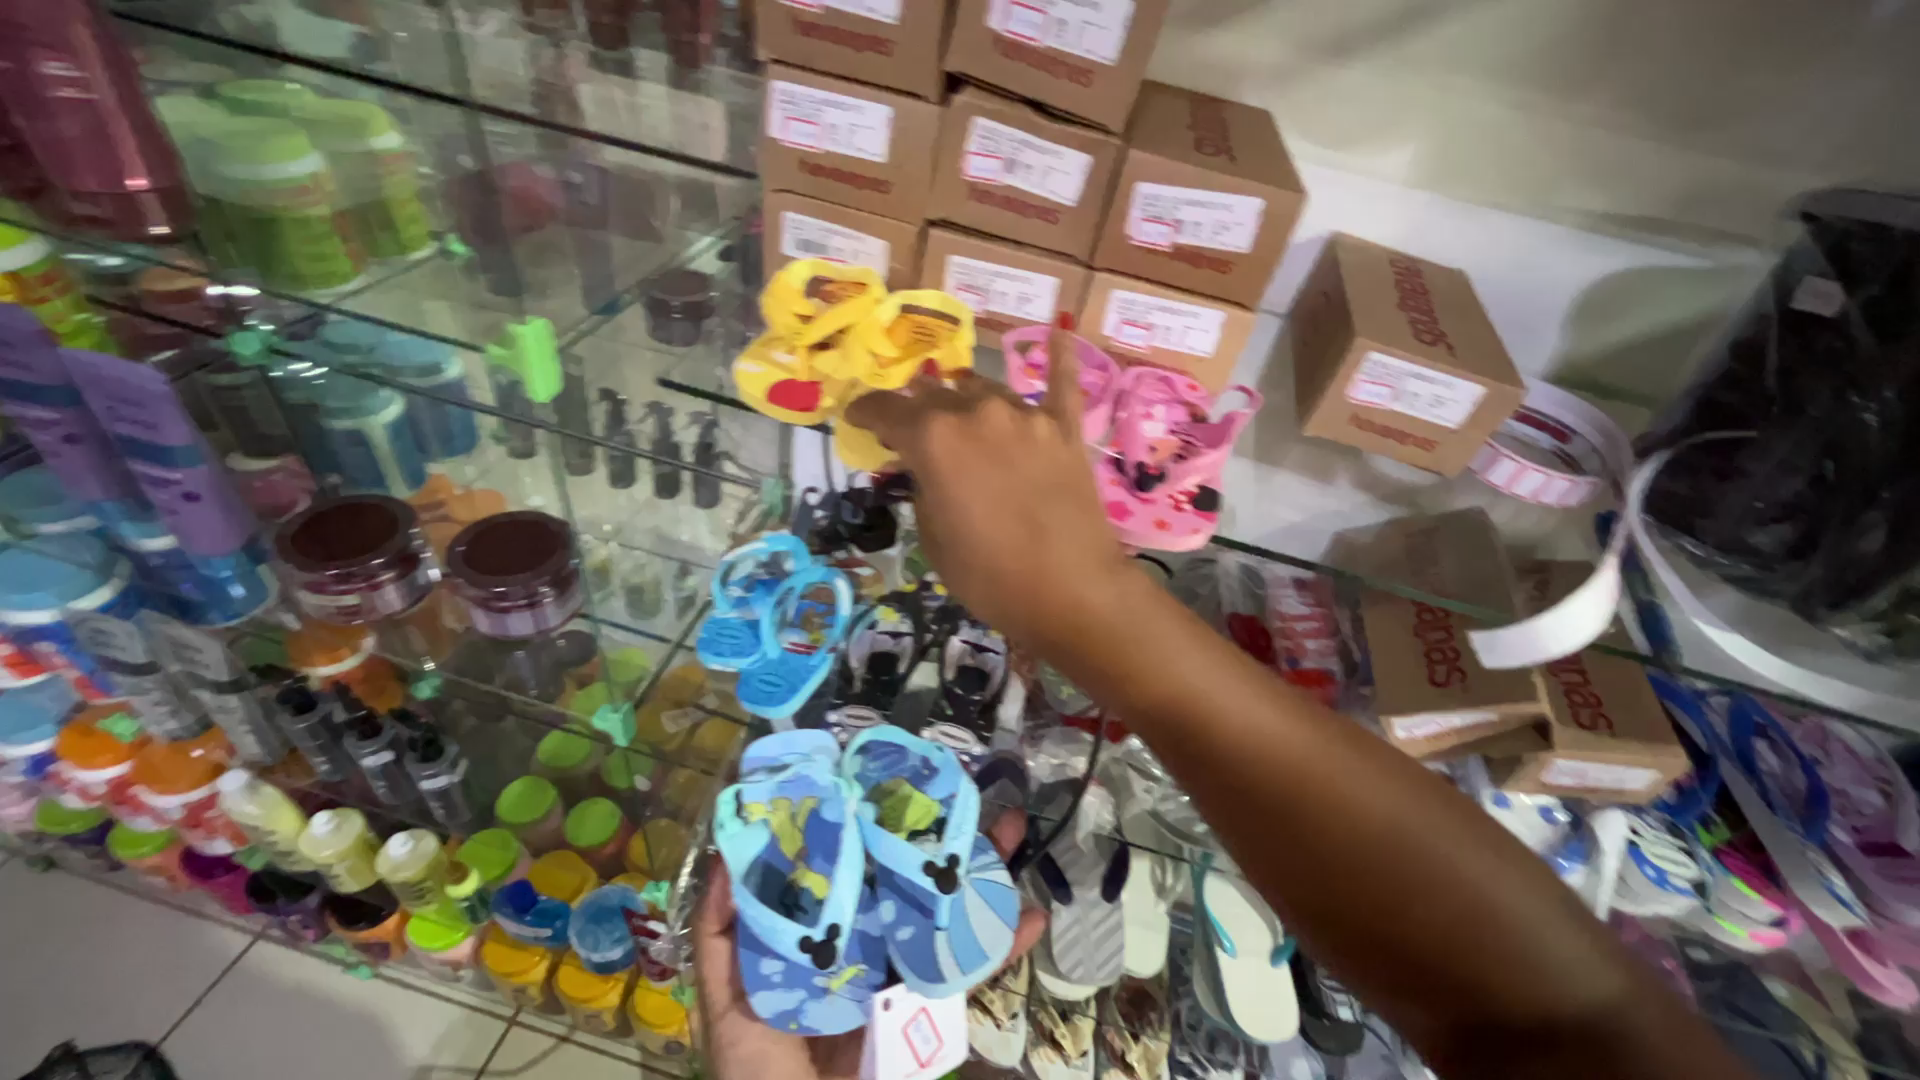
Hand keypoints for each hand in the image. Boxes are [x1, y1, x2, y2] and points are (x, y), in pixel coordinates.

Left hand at [693, 808, 1047, 1079]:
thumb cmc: (759, 1069)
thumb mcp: (730, 1003)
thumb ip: (724, 938)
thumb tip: (728, 855)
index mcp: (822, 936)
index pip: (849, 872)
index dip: (871, 830)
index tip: (889, 787)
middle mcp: (866, 946)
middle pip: (906, 883)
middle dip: (937, 841)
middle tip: (968, 799)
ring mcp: (902, 979)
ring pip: (944, 916)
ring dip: (982, 875)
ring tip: (1010, 830)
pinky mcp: (931, 1017)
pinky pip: (968, 977)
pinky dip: (1001, 948)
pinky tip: (1032, 915)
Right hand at [844, 323, 1133, 655]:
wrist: (1072, 592)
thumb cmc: (990, 576)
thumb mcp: (933, 539)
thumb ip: (924, 488)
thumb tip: (927, 468)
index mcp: (934, 439)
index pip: (886, 411)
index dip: (865, 413)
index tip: (856, 418)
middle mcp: (977, 412)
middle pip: (935, 396)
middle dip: (915, 409)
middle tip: (908, 427)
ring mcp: (1027, 416)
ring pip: (984, 390)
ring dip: (963, 398)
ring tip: (954, 404)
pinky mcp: (1065, 430)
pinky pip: (1062, 382)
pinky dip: (1058, 358)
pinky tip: (1059, 328)